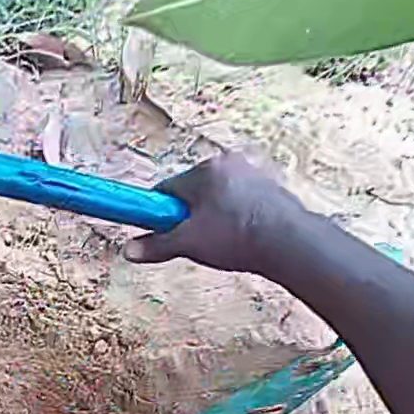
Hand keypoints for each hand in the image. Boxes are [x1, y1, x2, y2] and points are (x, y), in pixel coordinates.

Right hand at [123, 155, 307, 273]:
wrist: (286, 241)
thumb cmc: (235, 237)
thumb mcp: (187, 244)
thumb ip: (156, 246)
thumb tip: (127, 251)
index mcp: (203, 171)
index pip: (164, 190)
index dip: (156, 214)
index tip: (156, 232)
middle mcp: (226, 163)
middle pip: (190, 192)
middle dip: (185, 216)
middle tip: (191, 242)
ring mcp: (249, 172)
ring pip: (213, 197)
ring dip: (208, 218)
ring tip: (218, 243)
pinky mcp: (266, 185)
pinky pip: (235, 199)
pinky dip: (230, 217)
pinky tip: (236, 237)